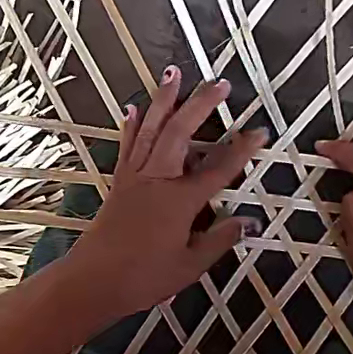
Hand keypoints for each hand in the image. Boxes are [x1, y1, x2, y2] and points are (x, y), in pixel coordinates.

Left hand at [54, 67, 266, 323]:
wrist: (92, 280)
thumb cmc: (144, 277)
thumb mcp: (190, 265)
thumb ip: (220, 240)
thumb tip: (250, 222)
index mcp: (180, 199)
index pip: (220, 167)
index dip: (242, 148)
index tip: (259, 131)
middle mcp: (158, 178)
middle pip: (182, 132)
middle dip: (201, 104)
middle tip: (219, 83)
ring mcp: (135, 176)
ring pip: (152, 128)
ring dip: (164, 99)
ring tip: (174, 73)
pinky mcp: (119, 181)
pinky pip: (128, 146)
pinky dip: (132, 125)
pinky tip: (133, 108)